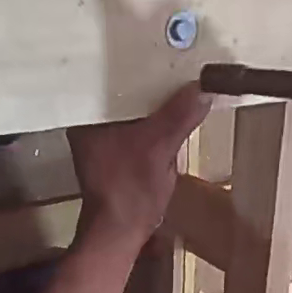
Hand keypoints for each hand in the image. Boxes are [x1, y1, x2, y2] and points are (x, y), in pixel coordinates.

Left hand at [68, 83, 211, 248]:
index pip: (115, 81)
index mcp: (88, 118)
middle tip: (182, 70)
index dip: (144, 69)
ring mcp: (102, 142)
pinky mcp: (116, 157)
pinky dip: (155, 126)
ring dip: (157, 108)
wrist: (119, 234)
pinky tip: (174, 119)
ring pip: (135, 114)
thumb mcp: (159, 149)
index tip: (169, 57)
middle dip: (154, 88)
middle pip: (126, 96)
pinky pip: (139, 131)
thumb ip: (179, 117)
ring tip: (182, 87)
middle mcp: (89, 126)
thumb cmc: (131, 191)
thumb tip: (203, 88)